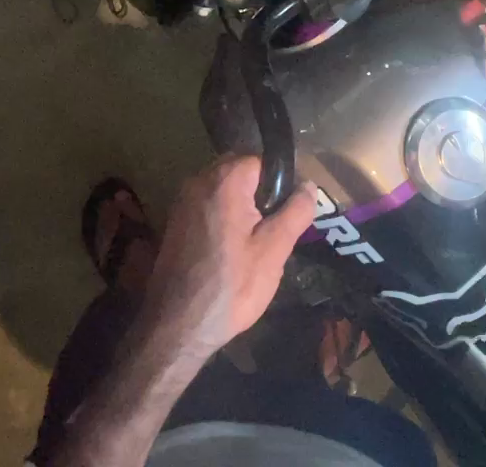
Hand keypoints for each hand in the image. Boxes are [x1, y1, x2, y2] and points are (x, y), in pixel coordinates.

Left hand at [137, 156, 317, 364]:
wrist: (179, 325)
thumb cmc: (231, 285)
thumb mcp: (274, 250)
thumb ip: (295, 212)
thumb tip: (309, 186)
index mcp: (225, 179)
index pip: (261, 160)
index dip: (280, 182)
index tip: (288, 211)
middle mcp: (199, 180)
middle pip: (240, 171)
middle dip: (260, 193)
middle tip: (274, 229)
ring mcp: (183, 200)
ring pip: (224, 189)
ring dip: (241, 206)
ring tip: (255, 243)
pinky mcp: (176, 221)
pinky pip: (208, 205)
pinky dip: (223, 217)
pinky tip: (231, 249)